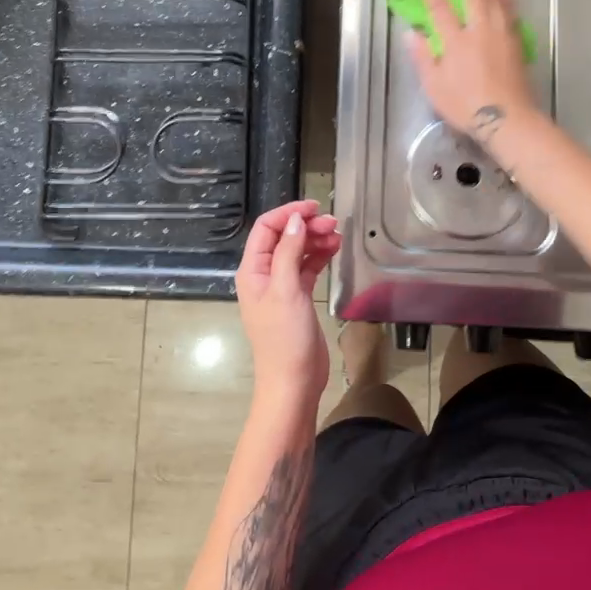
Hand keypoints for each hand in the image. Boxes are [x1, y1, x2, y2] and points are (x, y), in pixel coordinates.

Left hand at [236, 199, 340, 408]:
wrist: (293, 382)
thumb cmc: (285, 337)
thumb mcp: (285, 290)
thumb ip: (288, 251)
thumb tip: (295, 220)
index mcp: (252, 270)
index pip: (266, 229)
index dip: (289, 213)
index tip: (315, 207)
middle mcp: (264, 275)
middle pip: (283, 237)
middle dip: (306, 225)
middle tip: (333, 223)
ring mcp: (280, 287)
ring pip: (297, 251)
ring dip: (315, 239)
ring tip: (338, 235)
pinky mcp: (297, 298)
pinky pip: (306, 268)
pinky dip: (319, 256)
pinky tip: (335, 250)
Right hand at [405, 0, 537, 142]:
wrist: (507, 119)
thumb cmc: (465, 105)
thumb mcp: (434, 86)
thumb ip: (424, 57)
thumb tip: (413, 34)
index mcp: (455, 41)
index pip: (440, 8)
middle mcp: (479, 31)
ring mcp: (501, 36)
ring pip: (496, 0)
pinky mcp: (517, 45)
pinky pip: (511, 15)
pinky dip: (508, 2)